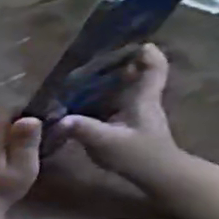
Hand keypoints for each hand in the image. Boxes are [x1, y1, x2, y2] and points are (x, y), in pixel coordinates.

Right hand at [58, 44, 181, 180]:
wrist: (160, 177)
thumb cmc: (139, 155)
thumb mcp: (106, 142)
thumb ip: (82, 128)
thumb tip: (57, 118)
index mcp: (142, 99)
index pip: (153, 68)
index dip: (146, 53)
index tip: (133, 41)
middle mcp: (142, 101)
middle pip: (137, 75)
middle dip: (122, 62)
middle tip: (96, 56)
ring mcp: (137, 114)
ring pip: (126, 89)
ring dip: (111, 80)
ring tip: (83, 76)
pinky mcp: (130, 126)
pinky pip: (116, 103)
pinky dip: (103, 98)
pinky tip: (82, 102)